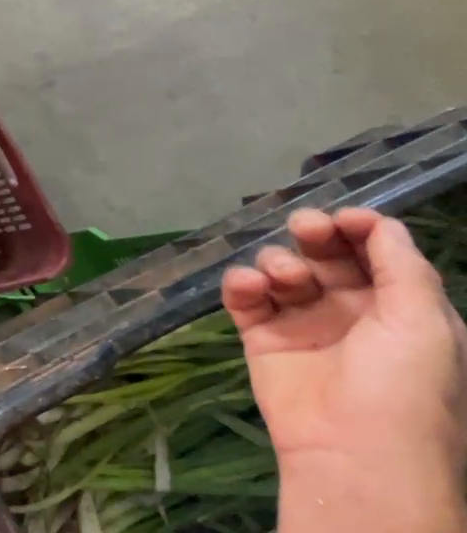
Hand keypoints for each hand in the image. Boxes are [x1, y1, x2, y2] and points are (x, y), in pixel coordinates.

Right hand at [223, 208, 466, 529]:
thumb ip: (403, 268)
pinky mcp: (260, 334)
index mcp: (401, 309)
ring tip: (282, 280)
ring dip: (279, 263)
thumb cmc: (405, 387)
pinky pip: (243, 294)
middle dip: (314, 234)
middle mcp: (353, 311)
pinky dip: (242, 284)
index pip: (377, 253)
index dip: (359, 228)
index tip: (342, 218)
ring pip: (281, 269)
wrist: (355, 449)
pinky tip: (249, 288)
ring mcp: (303, 322)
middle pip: (326, 254)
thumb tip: (377, 220)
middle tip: (305, 229)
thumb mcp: (425, 326)